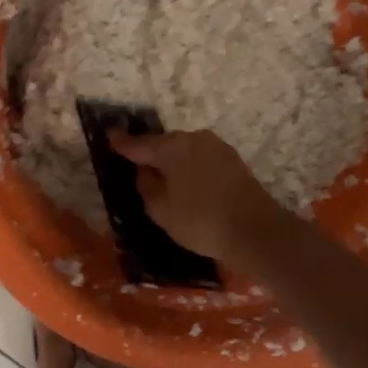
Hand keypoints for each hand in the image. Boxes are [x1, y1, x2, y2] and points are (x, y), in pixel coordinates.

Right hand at [107, 128, 287, 261]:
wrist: (258, 231)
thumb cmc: (201, 221)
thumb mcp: (160, 210)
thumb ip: (146, 186)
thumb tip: (145, 171)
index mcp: (171, 147)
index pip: (138, 144)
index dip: (121, 143)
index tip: (109, 137)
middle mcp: (193, 139)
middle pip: (163, 144)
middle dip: (150, 153)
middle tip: (137, 167)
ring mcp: (216, 147)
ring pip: (184, 150)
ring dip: (173, 162)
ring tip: (164, 179)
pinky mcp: (233, 160)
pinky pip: (201, 159)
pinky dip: (190, 168)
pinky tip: (188, 184)